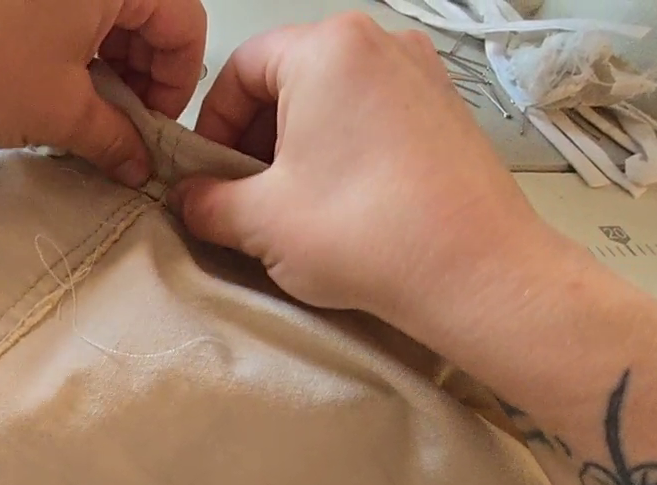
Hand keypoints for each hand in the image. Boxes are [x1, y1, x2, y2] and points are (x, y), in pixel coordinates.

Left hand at [0, 0, 206, 186]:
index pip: (184, 26)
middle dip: (138, 78)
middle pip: (148, 14)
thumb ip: (111, 139)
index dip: (173, 87)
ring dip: (105, 65)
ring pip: (108, 12)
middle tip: (115, 128)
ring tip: (79, 110)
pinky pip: (71, 7)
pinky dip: (74, 44)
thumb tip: (138, 166)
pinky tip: (52, 82)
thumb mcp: (59, 111)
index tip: (151, 131)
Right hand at [169, 14, 572, 330]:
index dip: (210, 124)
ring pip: (327, 101)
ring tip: (286, 208)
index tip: (204, 174)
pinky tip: (332, 206)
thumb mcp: (259, 221)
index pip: (241, 68)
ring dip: (290, 150)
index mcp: (327, 50)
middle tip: (239, 197)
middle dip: (250, 140)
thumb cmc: (360, 231)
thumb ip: (207, 202)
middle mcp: (378, 43)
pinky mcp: (442, 111)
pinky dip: (335, 153)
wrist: (469, 268)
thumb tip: (186, 199)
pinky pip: (367, 118)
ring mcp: (418, 74)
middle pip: (286, 80)